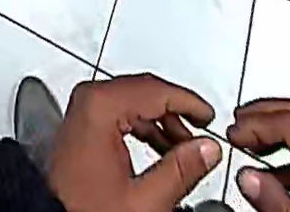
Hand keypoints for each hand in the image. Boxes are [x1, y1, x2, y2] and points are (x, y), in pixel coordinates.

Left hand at [45, 74, 222, 211]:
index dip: (189, 103)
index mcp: (102, 105)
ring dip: (161, 123)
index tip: (208, 116)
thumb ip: (180, 171)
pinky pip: (121, 113)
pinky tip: (159, 150)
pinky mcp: (81, 123)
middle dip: (176, 115)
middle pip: (146, 93)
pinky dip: (143, 128)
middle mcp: (90, 99)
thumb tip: (207, 149)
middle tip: (200, 133)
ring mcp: (83, 109)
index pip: (157, 90)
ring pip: (135, 102)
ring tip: (183, 149)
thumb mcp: (141, 202)